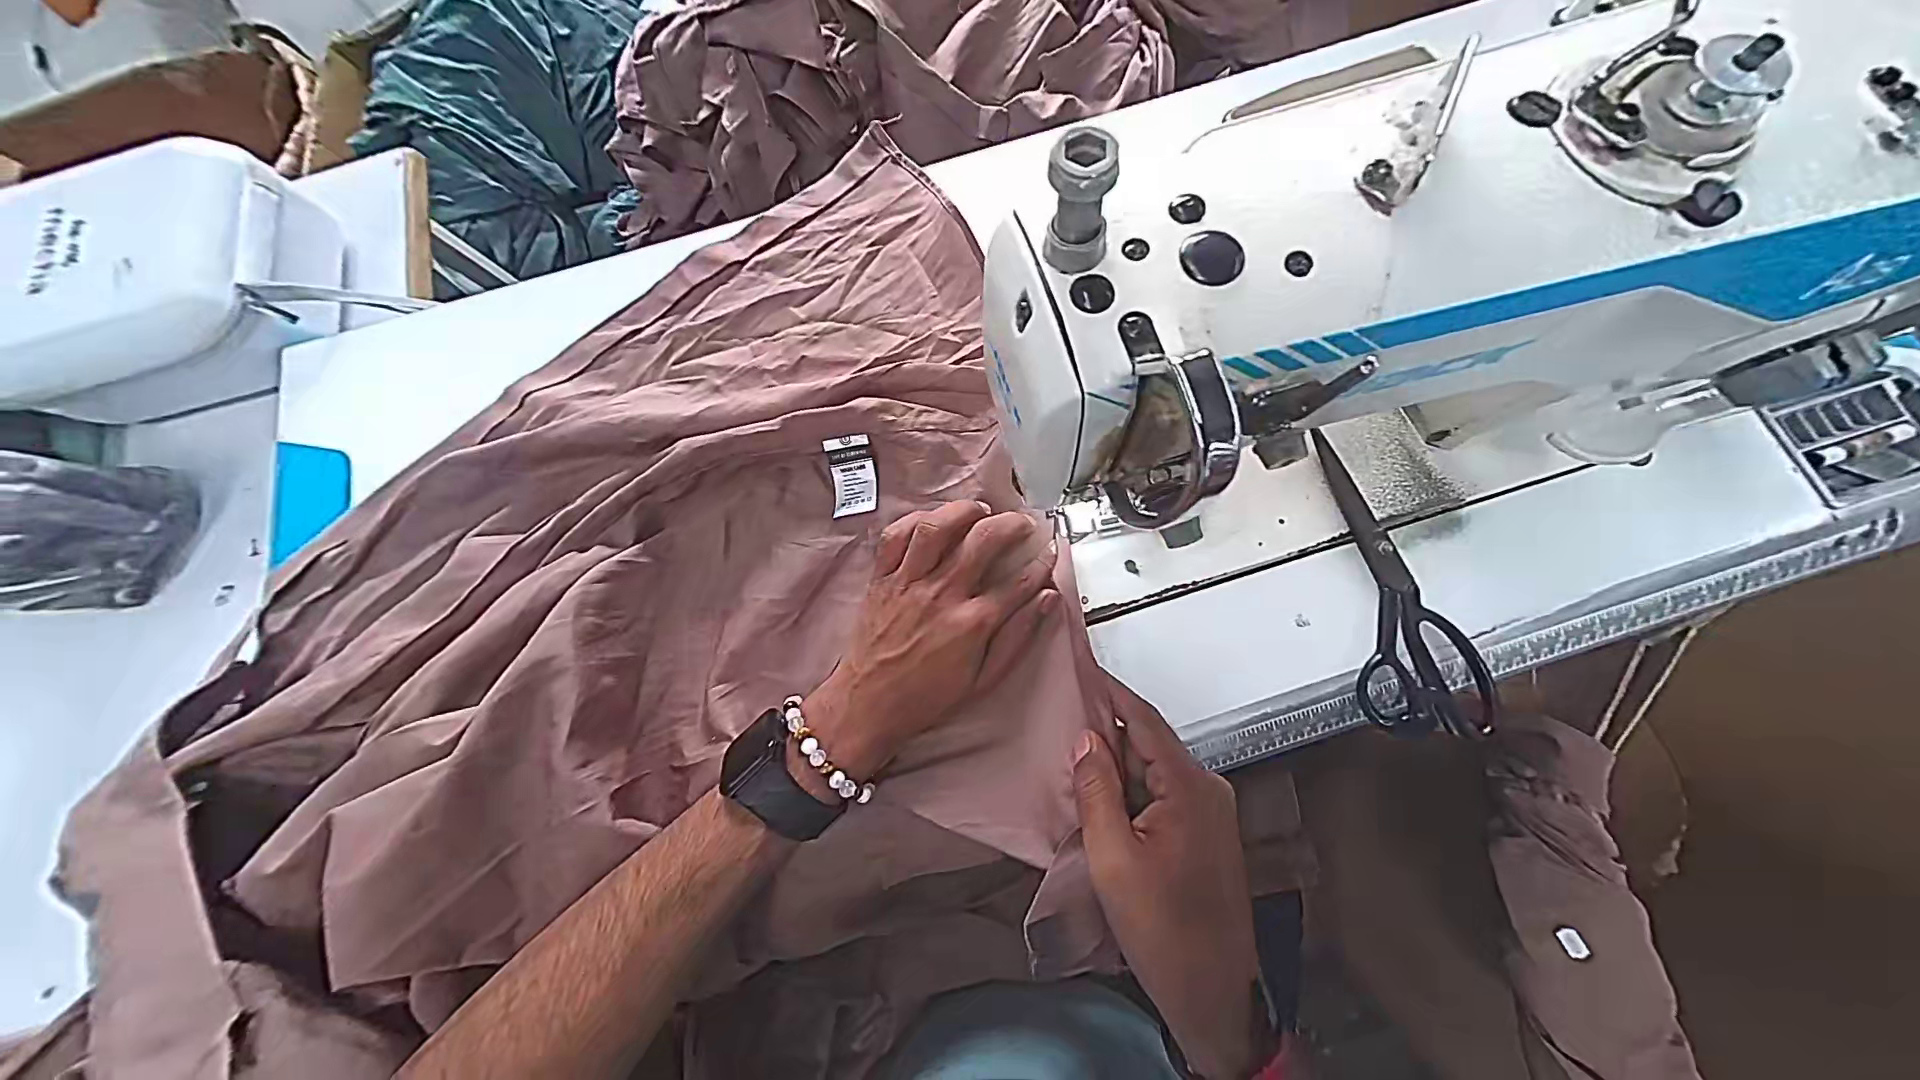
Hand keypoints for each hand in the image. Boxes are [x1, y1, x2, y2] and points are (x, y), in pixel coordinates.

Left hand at [803, 500, 1059, 781]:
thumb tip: (1046, 602)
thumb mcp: (983, 680)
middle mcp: (941, 596)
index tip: (1049, 552)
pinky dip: (915, 520)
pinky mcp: (882, 579)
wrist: (867, 705)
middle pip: (983, 541)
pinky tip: (933, 520)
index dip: (1041, 563)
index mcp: (971, 624)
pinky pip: (895, 537)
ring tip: (980, 510)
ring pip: (937, 528)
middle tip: (1022, 524)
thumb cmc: (924, 697)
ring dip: (963, 511)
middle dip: (1011, 524)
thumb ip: (1018, 638)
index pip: (1018, 581)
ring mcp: (908, 583)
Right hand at [1073, 673, 1272, 1079]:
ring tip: (1075, 770)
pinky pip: (1162, 793)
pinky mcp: (1205, 831)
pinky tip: (1103, 803)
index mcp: (1190, 787)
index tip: (1084, 671)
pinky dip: (1132, 791)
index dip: (1112, 693)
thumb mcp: (1112, 856)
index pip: (1145, 720)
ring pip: (1153, 770)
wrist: (1213, 994)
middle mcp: (1207, 789)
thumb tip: (1086, 739)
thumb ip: (1097, 789)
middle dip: (1107, 737)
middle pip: (1149, 744)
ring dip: (1117, 769)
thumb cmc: (1163, 929)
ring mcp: (1210, 811)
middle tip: (1063, 730)